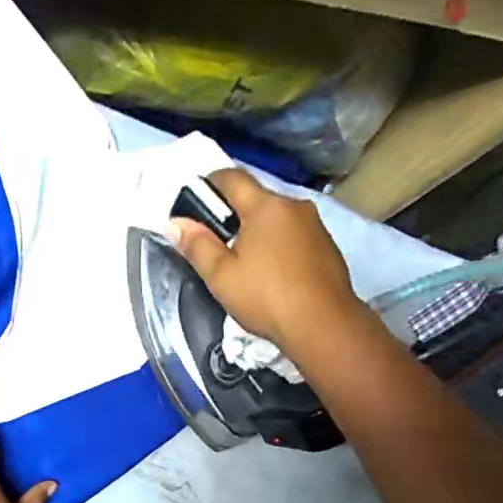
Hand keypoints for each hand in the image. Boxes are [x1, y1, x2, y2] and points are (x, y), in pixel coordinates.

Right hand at [168, 168, 365, 355]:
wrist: (323, 324)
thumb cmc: (266, 298)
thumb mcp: (221, 276)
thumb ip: (197, 246)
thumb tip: (175, 222)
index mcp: (265, 206)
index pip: (232, 178)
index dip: (209, 184)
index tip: (194, 203)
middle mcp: (293, 205)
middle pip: (256, 199)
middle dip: (233, 213)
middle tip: (216, 243)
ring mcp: (315, 225)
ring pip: (277, 218)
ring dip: (258, 231)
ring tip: (245, 263)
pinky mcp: (327, 246)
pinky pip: (294, 236)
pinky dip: (278, 246)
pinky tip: (273, 274)